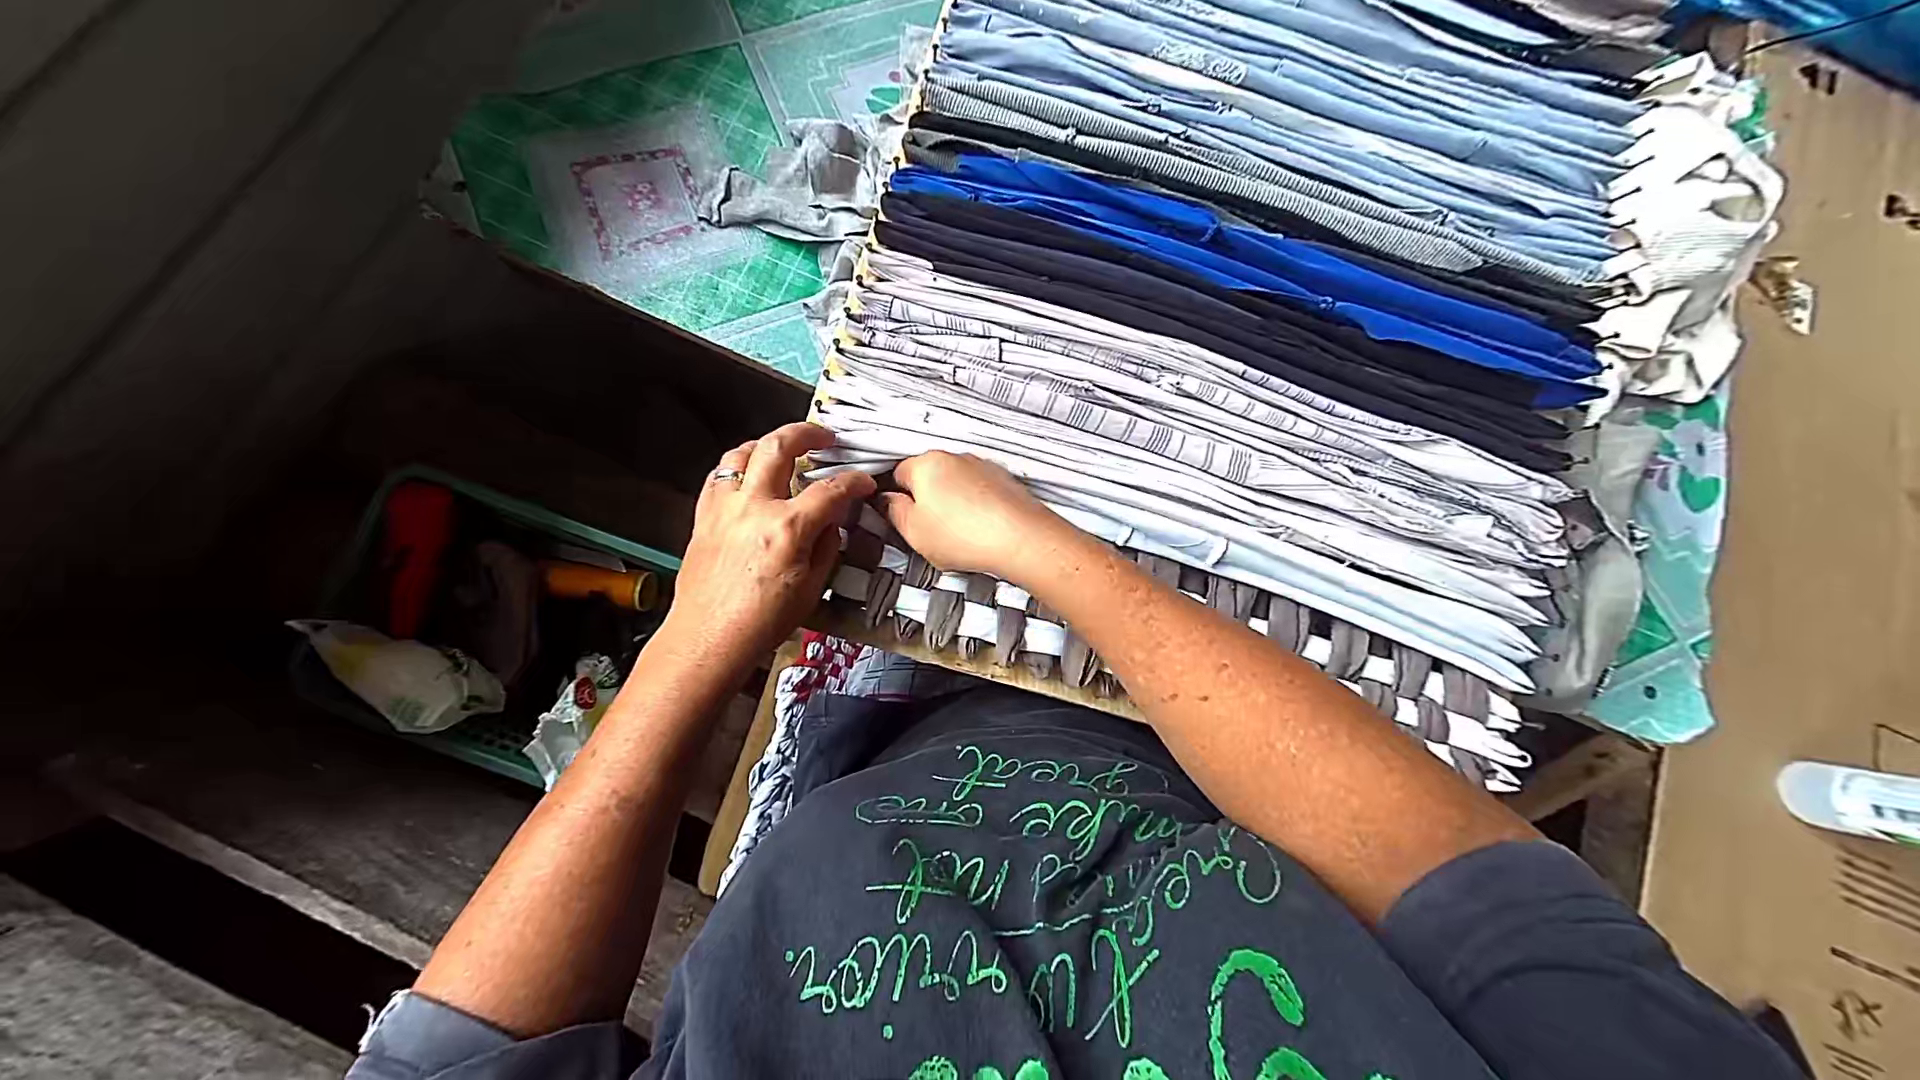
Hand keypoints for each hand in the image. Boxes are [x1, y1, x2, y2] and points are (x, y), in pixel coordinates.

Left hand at [659, 423, 874, 671]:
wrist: (710, 638)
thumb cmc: (758, 622)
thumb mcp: (812, 588)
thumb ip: (827, 546)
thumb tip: (831, 523)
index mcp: (788, 528)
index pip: (831, 490)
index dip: (854, 481)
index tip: (862, 482)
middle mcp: (753, 508)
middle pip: (780, 447)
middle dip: (807, 433)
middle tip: (822, 436)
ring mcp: (724, 509)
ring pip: (742, 452)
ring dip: (766, 443)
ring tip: (782, 448)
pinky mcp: (704, 517)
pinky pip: (718, 476)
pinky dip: (737, 467)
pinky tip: (747, 475)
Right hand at [877, 450, 1081, 584]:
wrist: (1022, 539)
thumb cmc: (968, 535)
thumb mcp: (913, 531)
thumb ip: (893, 511)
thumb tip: (887, 502)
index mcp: (926, 464)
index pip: (897, 473)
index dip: (894, 498)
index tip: (899, 517)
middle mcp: (955, 458)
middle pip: (928, 477)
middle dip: (926, 501)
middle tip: (928, 531)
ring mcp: (983, 467)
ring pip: (955, 484)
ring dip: (952, 504)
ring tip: (957, 534)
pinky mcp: (1005, 481)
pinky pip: (979, 492)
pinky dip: (976, 507)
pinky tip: (978, 530)